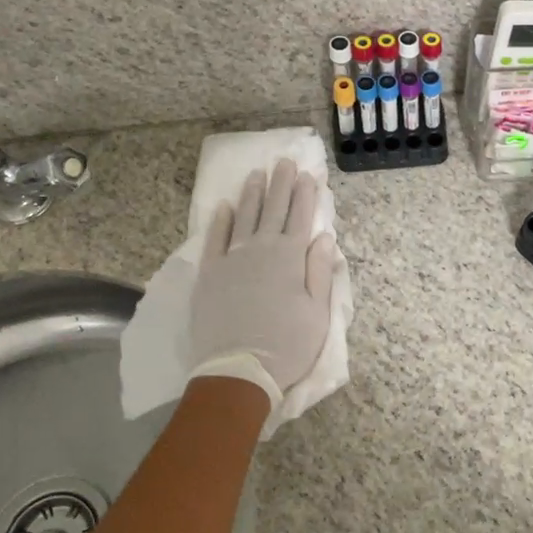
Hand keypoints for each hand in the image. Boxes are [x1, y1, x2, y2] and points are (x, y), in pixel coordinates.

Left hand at [187, 160, 336, 408]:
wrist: (238, 370)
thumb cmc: (288, 345)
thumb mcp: (318, 313)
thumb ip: (320, 271)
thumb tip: (323, 236)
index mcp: (291, 258)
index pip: (301, 218)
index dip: (306, 195)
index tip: (309, 174)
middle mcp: (261, 250)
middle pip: (274, 210)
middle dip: (281, 184)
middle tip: (284, 162)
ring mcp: (232, 259)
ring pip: (244, 217)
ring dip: (253, 194)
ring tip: (258, 174)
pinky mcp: (209, 274)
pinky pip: (215, 239)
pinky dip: (220, 220)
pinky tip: (224, 206)